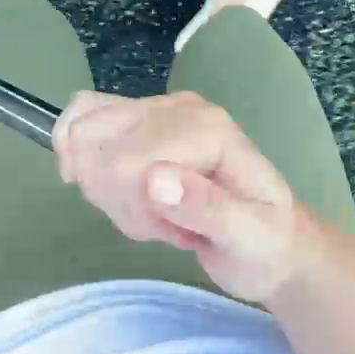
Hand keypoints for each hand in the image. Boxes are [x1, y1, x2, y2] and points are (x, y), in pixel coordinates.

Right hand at [53, 90, 299, 304]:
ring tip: (145, 209)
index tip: (172, 233)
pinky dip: (81, 158)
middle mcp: (176, 107)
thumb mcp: (251, 241)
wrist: (273, 242)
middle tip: (158, 222)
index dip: (132, 206)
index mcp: (206, 129)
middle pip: (94, 138)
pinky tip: (107, 188)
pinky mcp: (138, 117)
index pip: (125, 158)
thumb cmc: (265, 246)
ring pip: (82, 129)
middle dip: (112, 194)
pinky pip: (83, 119)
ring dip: (99, 182)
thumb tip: (154, 180)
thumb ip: (208, 209)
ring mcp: (155, 108)